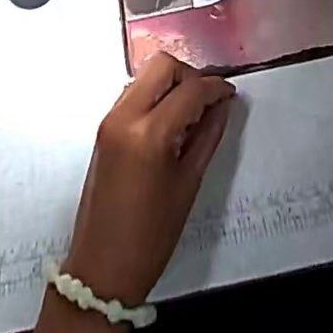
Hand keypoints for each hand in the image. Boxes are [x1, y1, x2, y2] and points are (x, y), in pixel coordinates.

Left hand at [63, 54, 235, 305]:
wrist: (102, 267)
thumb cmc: (152, 234)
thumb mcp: (189, 182)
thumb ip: (208, 134)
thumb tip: (222, 105)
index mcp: (148, 134)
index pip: (190, 90)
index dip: (216, 87)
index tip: (230, 94)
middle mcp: (124, 116)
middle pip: (162, 66)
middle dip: (190, 76)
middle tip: (207, 102)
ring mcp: (109, 120)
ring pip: (146, 76)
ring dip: (172, 85)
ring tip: (191, 114)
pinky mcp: (104, 128)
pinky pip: (134, 94)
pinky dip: (156, 96)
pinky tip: (171, 123)